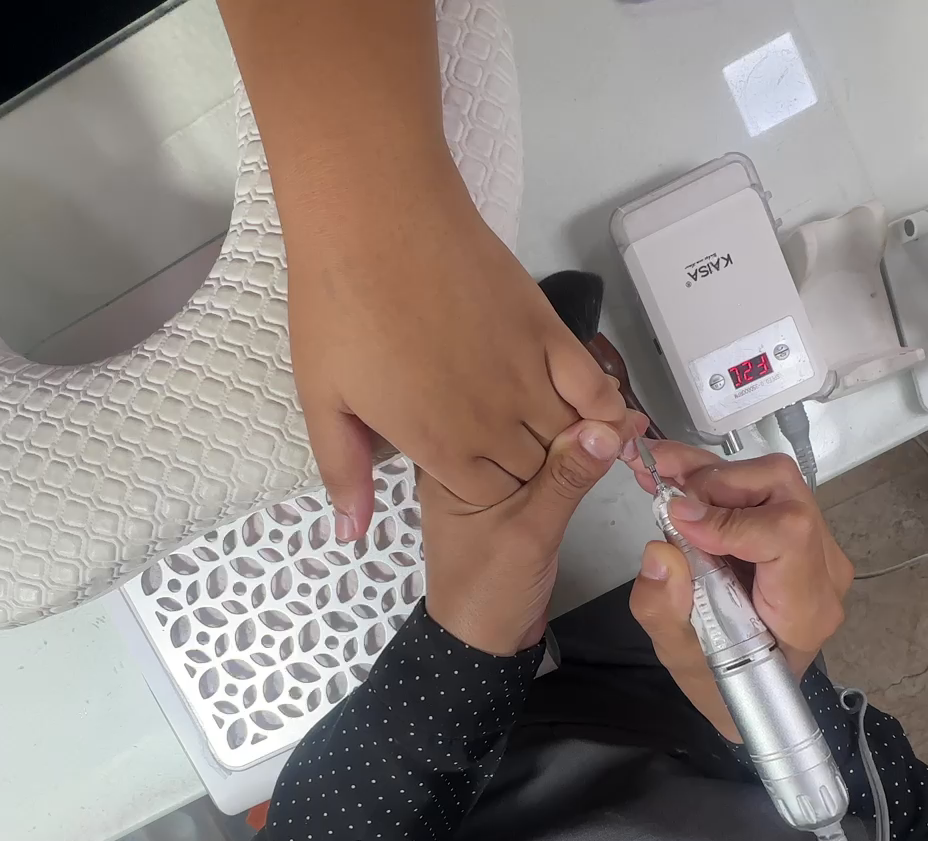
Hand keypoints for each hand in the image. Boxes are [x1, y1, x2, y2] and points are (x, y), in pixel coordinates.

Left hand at [286, 164, 625, 541]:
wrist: (375, 216)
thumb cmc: (338, 306)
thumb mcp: (322, 401)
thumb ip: (346, 473)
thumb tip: (352, 537)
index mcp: (441, 445)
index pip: (493, 494)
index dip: (492, 488)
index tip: (482, 470)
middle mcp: (494, 422)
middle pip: (534, 469)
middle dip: (527, 469)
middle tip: (510, 445)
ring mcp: (528, 376)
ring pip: (570, 434)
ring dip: (569, 441)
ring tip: (555, 430)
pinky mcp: (548, 332)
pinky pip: (594, 386)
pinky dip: (605, 408)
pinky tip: (604, 412)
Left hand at [421, 413, 646, 654]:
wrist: (481, 641)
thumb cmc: (490, 587)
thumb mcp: (531, 531)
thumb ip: (567, 479)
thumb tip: (608, 425)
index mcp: (450, 458)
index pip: (505, 409)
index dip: (558, 395)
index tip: (609, 392)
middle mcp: (466, 457)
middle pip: (524, 418)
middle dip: (577, 409)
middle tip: (627, 404)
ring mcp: (490, 476)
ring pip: (539, 439)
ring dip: (582, 431)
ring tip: (628, 419)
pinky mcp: (512, 494)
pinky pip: (546, 464)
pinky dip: (576, 455)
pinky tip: (608, 443)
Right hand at [626, 442, 855, 741]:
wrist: (746, 688)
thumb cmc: (718, 679)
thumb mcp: (678, 655)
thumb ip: (664, 608)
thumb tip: (660, 550)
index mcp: (805, 609)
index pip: (787, 535)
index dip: (729, 519)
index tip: (676, 520)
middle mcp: (822, 569)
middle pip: (783, 491)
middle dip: (716, 485)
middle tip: (666, 501)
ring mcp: (815, 544)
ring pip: (772, 478)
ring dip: (710, 475)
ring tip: (660, 478)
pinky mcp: (795, 527)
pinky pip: (761, 486)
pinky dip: (713, 476)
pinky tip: (674, 476)